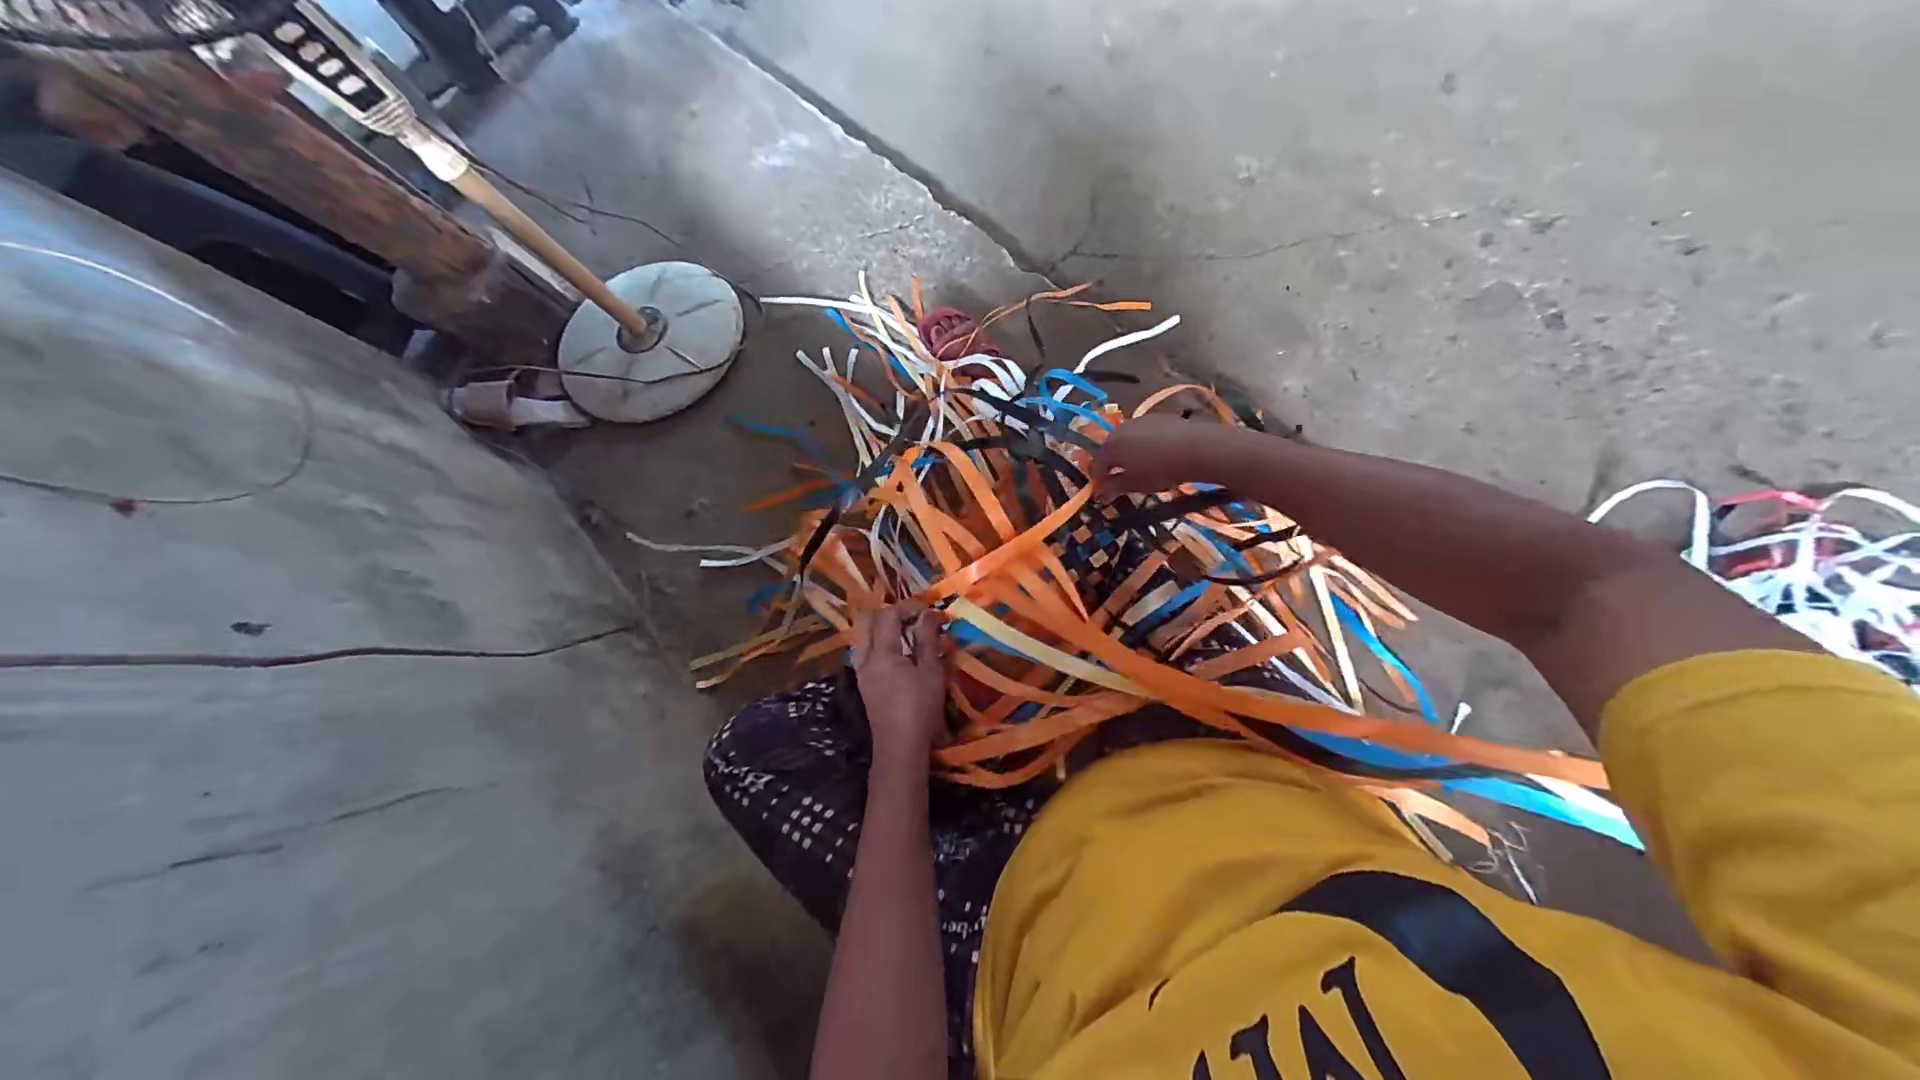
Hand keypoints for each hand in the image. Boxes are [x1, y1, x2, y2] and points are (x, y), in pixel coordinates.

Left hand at [850, 602, 949, 767]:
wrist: (900, 747)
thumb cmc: (920, 709)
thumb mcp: (931, 672)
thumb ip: (927, 640)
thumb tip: (927, 615)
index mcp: (881, 653)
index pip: (888, 615)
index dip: (908, 606)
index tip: (928, 610)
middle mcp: (865, 659)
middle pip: (866, 621)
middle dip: (889, 613)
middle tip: (913, 618)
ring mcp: (861, 672)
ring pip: (863, 637)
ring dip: (883, 629)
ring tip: (907, 635)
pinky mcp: (864, 684)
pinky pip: (866, 652)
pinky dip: (880, 644)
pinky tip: (900, 654)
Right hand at [1093, 414, 1245, 495]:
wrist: (1196, 447)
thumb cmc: (1160, 469)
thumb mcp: (1135, 484)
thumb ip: (1114, 488)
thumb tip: (1099, 495)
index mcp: (1109, 447)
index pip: (1094, 465)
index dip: (1097, 480)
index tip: (1106, 492)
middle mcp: (1119, 430)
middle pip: (1109, 449)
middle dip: (1112, 464)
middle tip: (1123, 479)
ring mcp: (1137, 420)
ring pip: (1125, 439)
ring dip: (1128, 452)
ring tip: (1142, 466)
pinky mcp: (1156, 417)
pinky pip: (1142, 432)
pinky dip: (1143, 443)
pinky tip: (1157, 453)